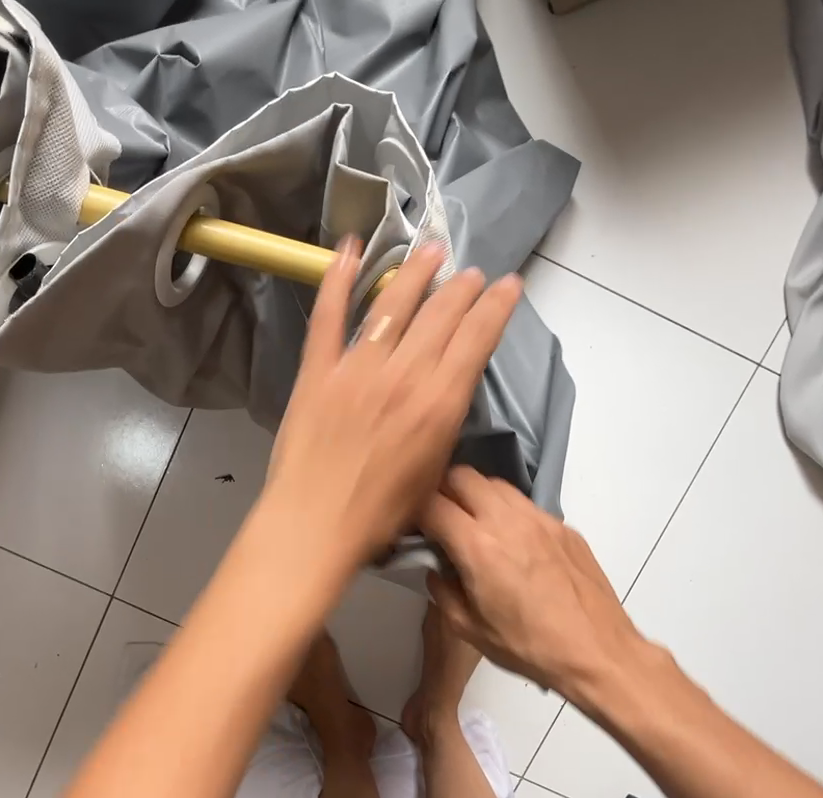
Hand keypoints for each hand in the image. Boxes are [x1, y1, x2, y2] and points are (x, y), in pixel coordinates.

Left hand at [260, 239, 522, 571]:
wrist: (315, 524)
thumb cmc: (378, 515)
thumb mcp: (432, 474)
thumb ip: (442, 428)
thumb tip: (443, 398)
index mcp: (439, 403)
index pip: (477, 339)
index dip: (496, 306)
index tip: (508, 285)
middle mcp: (404, 375)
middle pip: (441, 315)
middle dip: (462, 287)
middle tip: (470, 273)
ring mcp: (357, 368)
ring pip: (393, 304)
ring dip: (416, 272)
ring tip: (431, 251)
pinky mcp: (317, 371)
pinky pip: (329, 315)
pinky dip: (338, 278)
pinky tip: (349, 248)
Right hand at [420, 466, 646, 702]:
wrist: (597, 652)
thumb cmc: (528, 647)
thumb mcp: (468, 629)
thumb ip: (442, 590)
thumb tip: (435, 567)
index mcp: (477, 547)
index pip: (431, 503)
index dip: (413, 510)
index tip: (410, 525)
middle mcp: (507, 521)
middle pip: (462, 476)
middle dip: (441, 490)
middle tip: (437, 516)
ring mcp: (539, 519)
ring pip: (495, 483)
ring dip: (474, 495)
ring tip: (471, 522)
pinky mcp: (562, 526)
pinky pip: (524, 503)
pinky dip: (506, 510)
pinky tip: (509, 540)